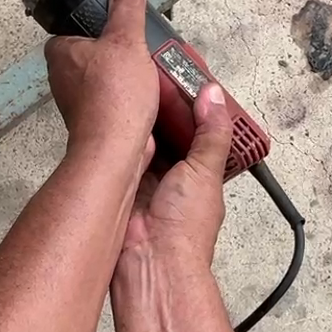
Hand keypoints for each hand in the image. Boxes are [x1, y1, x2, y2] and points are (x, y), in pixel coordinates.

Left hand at [44, 0, 159, 161]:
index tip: (121, 24)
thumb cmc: (112, 99)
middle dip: (121, 53)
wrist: (117, 148)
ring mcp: (81, 101)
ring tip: (149, 73)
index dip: (101, 24)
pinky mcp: (99, 120)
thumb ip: (127, 10)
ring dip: (129, 77)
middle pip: (97, 53)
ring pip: (108, 79)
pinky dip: (133, 99)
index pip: (76, 26)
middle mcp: (64, 78)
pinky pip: (118, 101)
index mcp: (60, 52)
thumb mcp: (127, 40)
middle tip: (141, 49)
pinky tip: (149, 97)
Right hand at [118, 84, 232, 274]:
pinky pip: (123, 149)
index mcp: (201, 172)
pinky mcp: (124, 179)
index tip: (186, 77)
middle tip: (157, 72)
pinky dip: (123, 133)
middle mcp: (174, 173)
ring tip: (138, 83)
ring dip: (144, 117)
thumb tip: (213, 95)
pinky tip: (118, 110)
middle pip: (170, 129)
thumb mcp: (206, 171)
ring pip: (147, 136)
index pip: (198, 129)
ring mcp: (147, 176)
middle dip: (165, 106)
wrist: (151, 259)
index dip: (194, 104)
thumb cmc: (185, 227)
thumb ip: (211, 133)